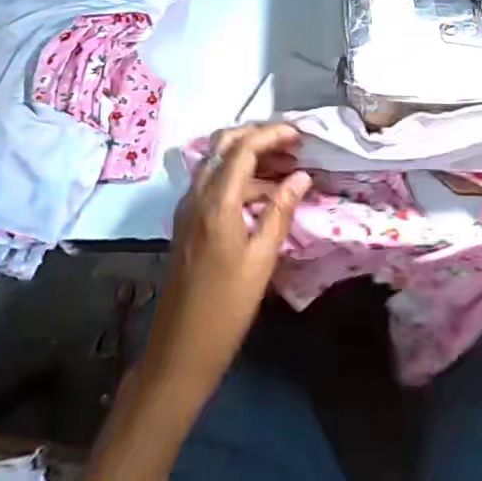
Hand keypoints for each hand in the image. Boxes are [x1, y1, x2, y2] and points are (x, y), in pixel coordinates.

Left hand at [146, 124, 311, 399]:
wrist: (181, 346)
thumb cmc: (227, 307)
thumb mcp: (261, 260)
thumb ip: (280, 212)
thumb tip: (301, 176)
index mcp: (215, 202)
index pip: (242, 148)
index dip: (271, 134)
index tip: (301, 135)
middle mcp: (196, 196)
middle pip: (223, 145)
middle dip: (257, 136)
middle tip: (293, 145)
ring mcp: (188, 207)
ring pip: (217, 163)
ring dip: (249, 157)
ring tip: (288, 168)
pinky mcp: (188, 221)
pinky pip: (213, 184)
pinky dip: (238, 178)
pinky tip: (264, 194)